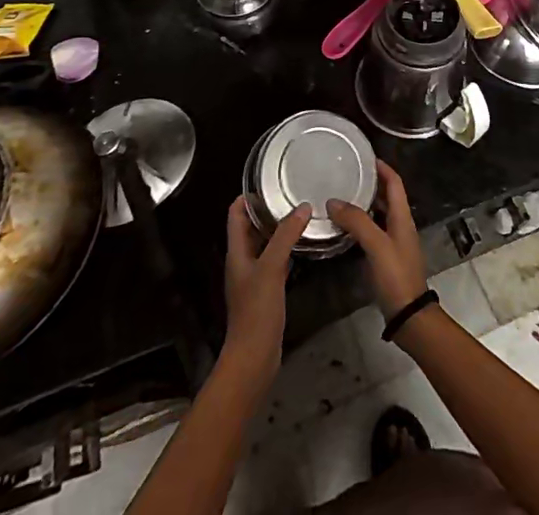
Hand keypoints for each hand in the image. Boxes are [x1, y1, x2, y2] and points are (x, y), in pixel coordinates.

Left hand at [224, 197, 308, 373]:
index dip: (246, 197)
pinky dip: (285, 249)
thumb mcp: (271, 268)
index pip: (236, 216)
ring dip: (278, 230)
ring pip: (264, 244)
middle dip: (266, 210)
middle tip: (290, 193)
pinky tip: (302, 246)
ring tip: (300, 214)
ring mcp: (254, 277)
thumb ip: (285, 236)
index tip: (267, 181)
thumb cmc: (257, 310)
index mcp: (236, 253)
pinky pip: (275, 261)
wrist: (254, 355)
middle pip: (250, 228)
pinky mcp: (266, 291)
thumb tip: (302, 206)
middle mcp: (242, 262)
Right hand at [329, 162, 427, 314]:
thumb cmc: (396, 276)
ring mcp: (394, 242)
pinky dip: (360, 222)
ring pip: (379, 213)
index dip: (383, 168)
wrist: (408, 314)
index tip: (366, 156)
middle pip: (387, 196)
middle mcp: (400, 225)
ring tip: (341, 194)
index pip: (395, 183)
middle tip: (347, 174)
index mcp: (403, 217)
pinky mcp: (386, 256)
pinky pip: (373, 230)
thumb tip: (333, 201)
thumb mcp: (377, 245)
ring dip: (364, 203)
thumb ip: (357, 221)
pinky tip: (344, 225)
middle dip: (371, 182)